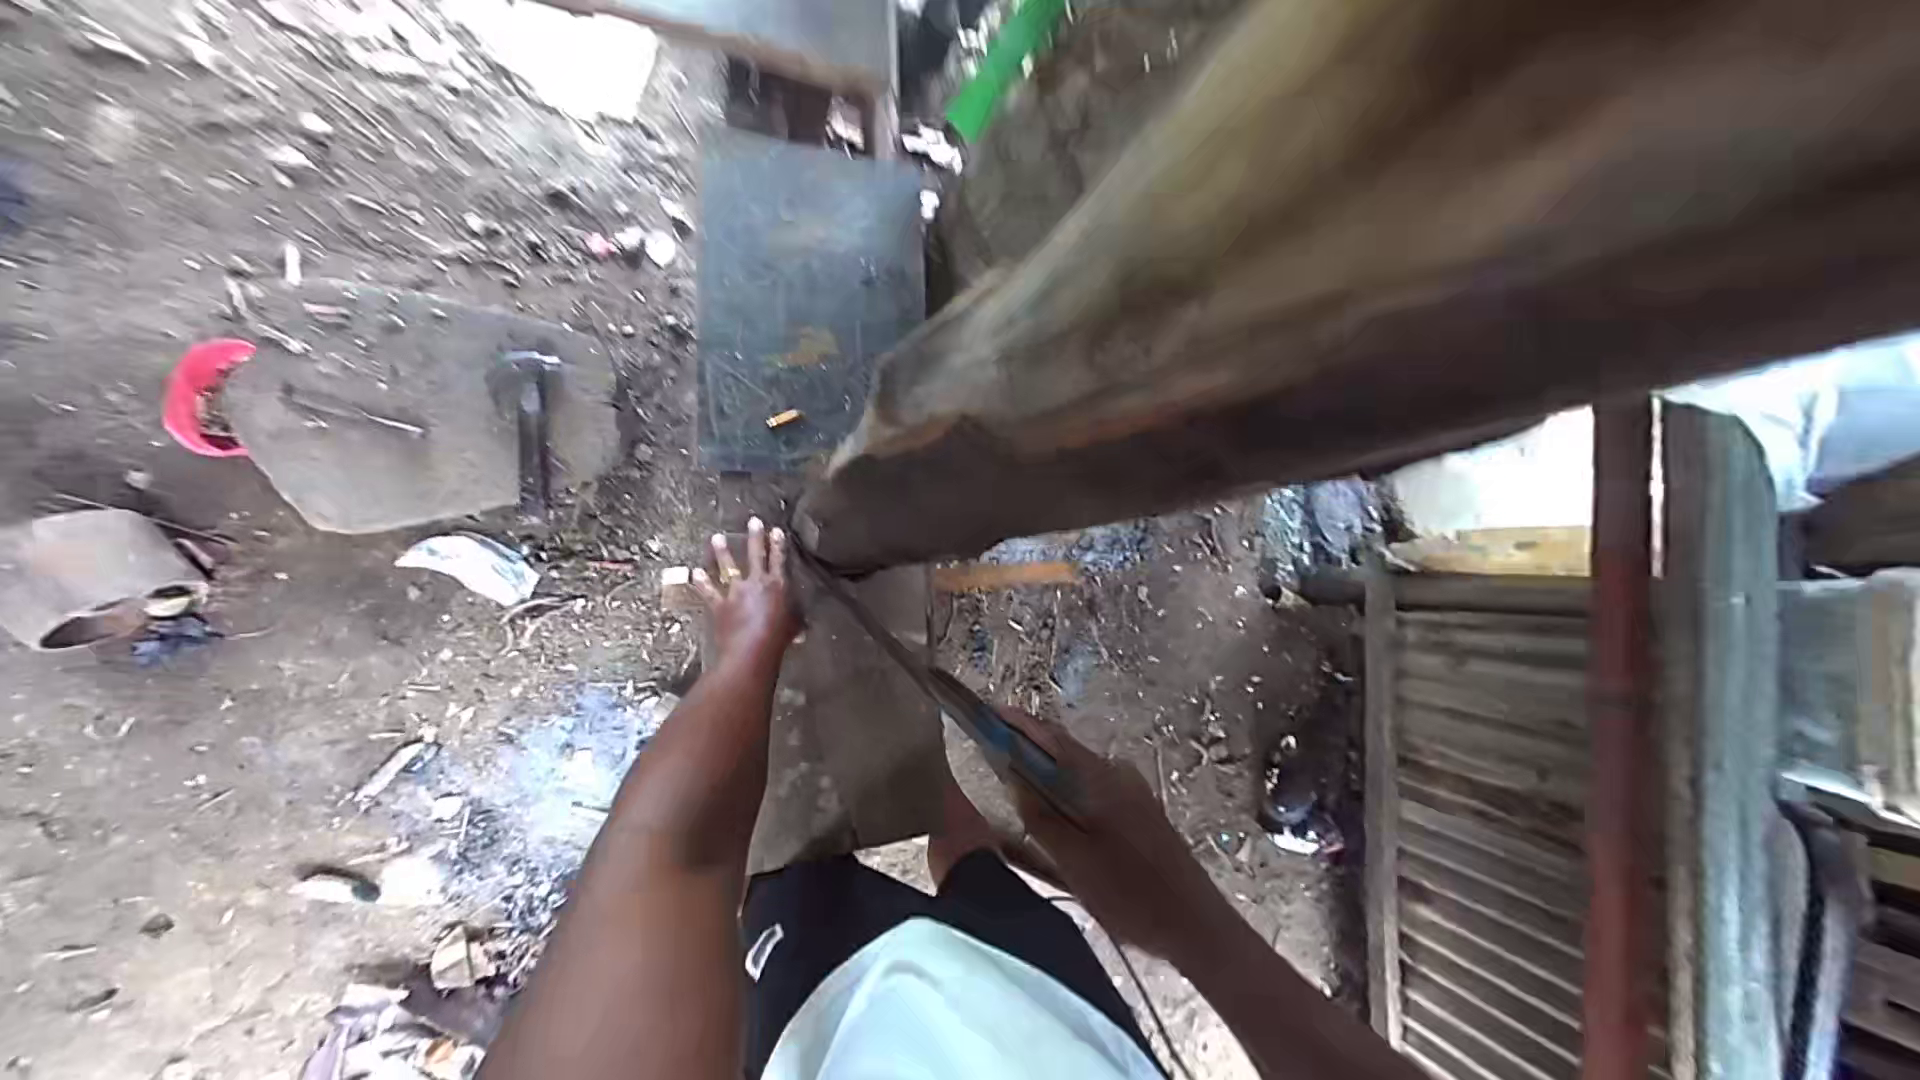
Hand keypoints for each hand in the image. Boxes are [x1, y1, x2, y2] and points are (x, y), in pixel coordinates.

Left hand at [692, 517, 799, 666]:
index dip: (778, 544)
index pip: (779, 560)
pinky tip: (695, 573)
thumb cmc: (778, 638)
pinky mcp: (720, 605)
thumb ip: (796, 622)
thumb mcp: (794, 627)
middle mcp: (756, 583)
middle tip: (753, 521)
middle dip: (755, 537)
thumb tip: (802, 630)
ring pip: (728, 567)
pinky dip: (702, 583)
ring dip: (722, 552)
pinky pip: (709, 591)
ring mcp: (735, 592)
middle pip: (756, 555)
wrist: (751, 651)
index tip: (776, 530)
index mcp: (777, 586)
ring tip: (716, 537)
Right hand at [1000, 708, 1225, 961]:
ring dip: (1046, 766)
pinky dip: (1065, 785)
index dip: (1018, 723)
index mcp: (1101, 778)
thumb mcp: (1075, 862)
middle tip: (992, 746)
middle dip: (1028, 743)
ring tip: (1014, 774)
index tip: (988, 713)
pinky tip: (1054, 805)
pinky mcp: (1138, 809)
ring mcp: (1131, 790)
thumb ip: (1041, 819)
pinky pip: (1092, 785)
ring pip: (1078, 769)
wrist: (1198, 928)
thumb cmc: (1132, 895)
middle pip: (1065, 749)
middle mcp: (1117, 773)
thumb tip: (1013, 778)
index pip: (1052, 737)